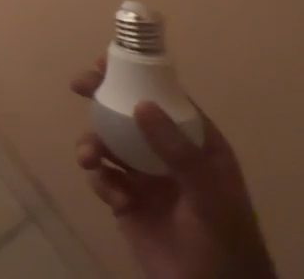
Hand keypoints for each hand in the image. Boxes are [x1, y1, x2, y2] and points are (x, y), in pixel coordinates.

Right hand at [71, 59, 275, 278]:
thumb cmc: (225, 242)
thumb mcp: (208, 196)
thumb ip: (177, 151)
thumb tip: (140, 103)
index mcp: (198, 146)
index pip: (166, 99)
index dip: (137, 76)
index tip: (106, 62)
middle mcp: (169, 155)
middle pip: (129, 113)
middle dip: (102, 99)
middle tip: (79, 86)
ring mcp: (146, 177)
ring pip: (108, 143)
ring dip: (93, 146)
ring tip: (89, 160)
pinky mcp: (126, 200)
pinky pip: (103, 177)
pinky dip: (102, 183)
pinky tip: (117, 201)